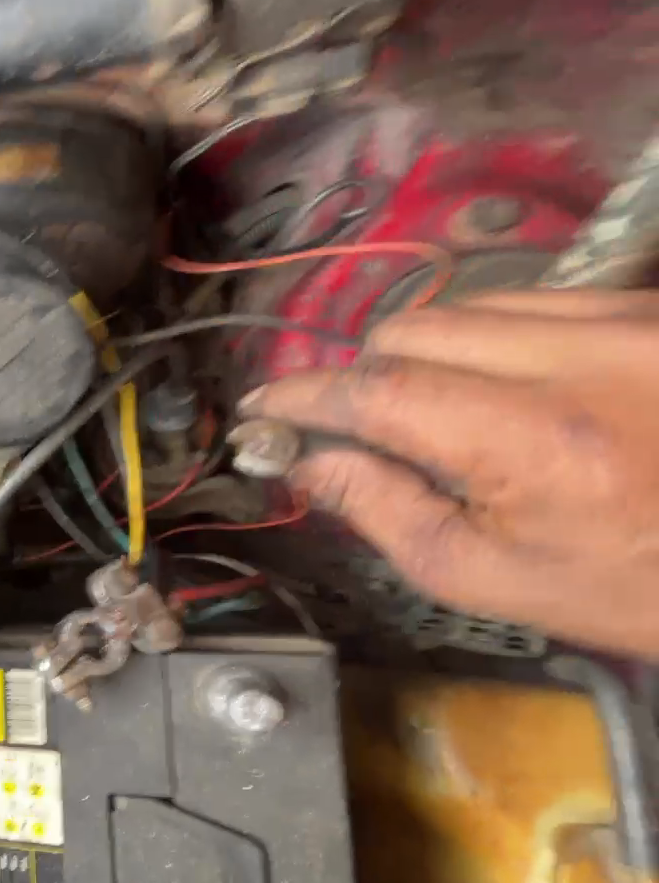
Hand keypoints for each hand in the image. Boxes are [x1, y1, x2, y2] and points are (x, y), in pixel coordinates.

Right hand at [243, 289, 658, 658]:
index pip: (375, 392)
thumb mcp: (487, 576)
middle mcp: (587, 359)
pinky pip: (532, 297)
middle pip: (409, 332)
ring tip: (432, 401)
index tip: (261, 409)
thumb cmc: (638, 585)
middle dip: (360, 373)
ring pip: (464, 305)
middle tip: (353, 419)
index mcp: (534, 441)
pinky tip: (501, 379)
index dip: (300, 395)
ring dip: (421, 351)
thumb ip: (380, 511)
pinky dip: (486, 335)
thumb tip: (305, 461)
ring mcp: (637, 322)